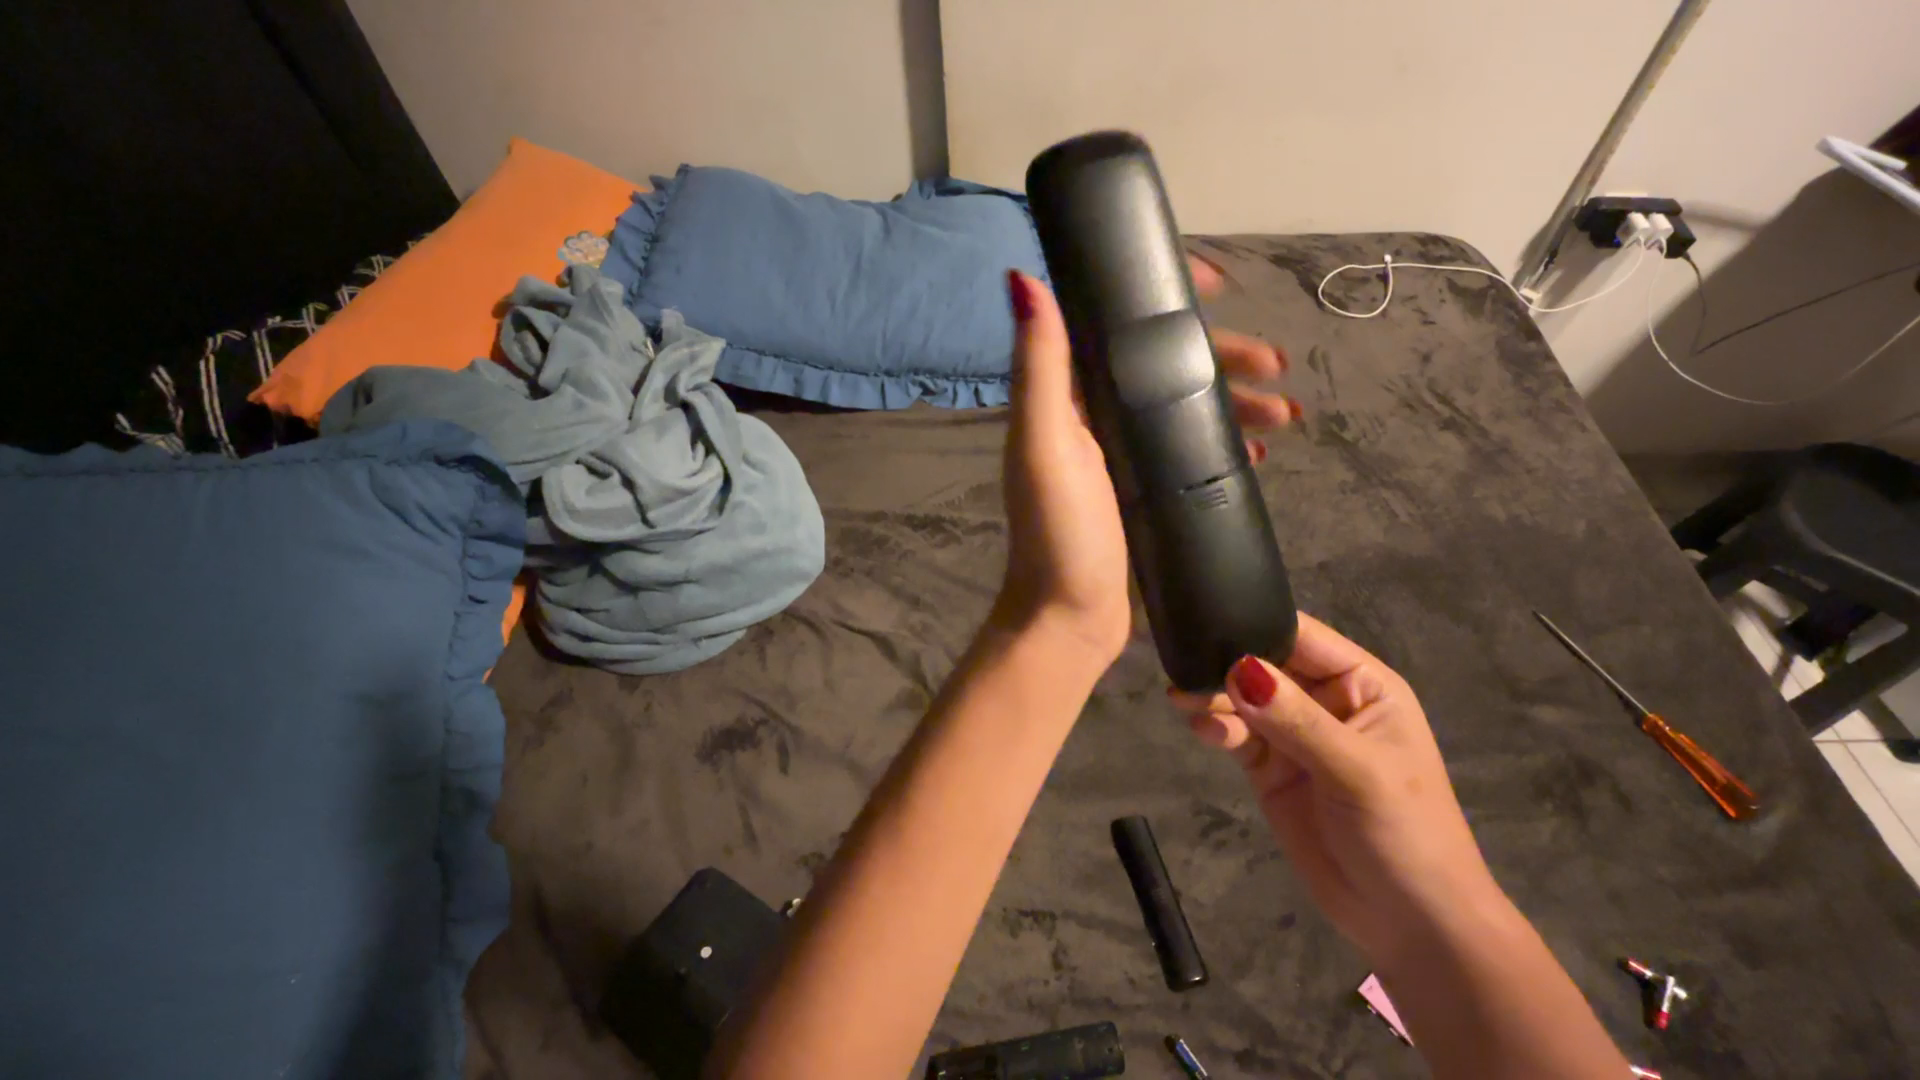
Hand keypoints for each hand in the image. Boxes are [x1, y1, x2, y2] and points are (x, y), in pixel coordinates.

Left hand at [991, 260, 1296, 662]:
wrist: (1069, 620)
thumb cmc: (1058, 532)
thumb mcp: (1046, 444)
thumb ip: (1040, 366)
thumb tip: (1022, 277)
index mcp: (1067, 396)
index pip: (1117, 325)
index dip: (1164, 298)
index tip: (1217, 288)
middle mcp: (1092, 416)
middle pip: (1165, 364)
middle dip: (1222, 355)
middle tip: (1275, 365)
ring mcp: (1122, 455)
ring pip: (1186, 405)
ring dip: (1237, 399)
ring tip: (1287, 413)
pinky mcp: (1146, 490)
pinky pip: (1193, 448)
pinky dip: (1226, 441)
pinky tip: (1261, 451)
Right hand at [1169, 615, 1502, 960]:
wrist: (1410, 922)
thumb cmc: (1406, 833)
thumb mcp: (1357, 770)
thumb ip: (1297, 720)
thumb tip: (1240, 669)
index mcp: (1362, 686)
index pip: (1302, 638)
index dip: (1258, 628)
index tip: (1209, 622)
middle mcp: (1325, 702)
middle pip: (1264, 666)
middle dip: (1226, 663)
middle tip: (1186, 670)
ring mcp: (1295, 737)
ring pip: (1243, 700)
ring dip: (1214, 697)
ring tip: (1185, 702)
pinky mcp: (1270, 770)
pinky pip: (1236, 735)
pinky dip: (1216, 728)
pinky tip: (1202, 730)